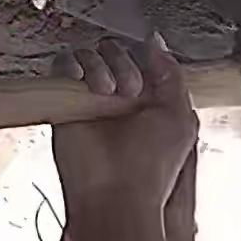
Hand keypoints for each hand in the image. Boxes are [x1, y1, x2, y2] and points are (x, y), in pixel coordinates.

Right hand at [52, 36, 199, 240]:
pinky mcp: (64, 101)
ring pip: (87, 53)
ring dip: (98, 66)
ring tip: (105, 93)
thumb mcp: (178, 119)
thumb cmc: (151, 165)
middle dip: (122, 62)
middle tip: (127, 91)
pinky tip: (84, 87)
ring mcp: (88, 96)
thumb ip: (172, 76)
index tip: (145, 79)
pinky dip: (71, 67)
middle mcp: (114, 92)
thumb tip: (156, 44)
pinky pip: (62, 65)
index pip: (136, 54)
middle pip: (111, 48)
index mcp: (143, 95)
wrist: (117, 196)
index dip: (142, 58)